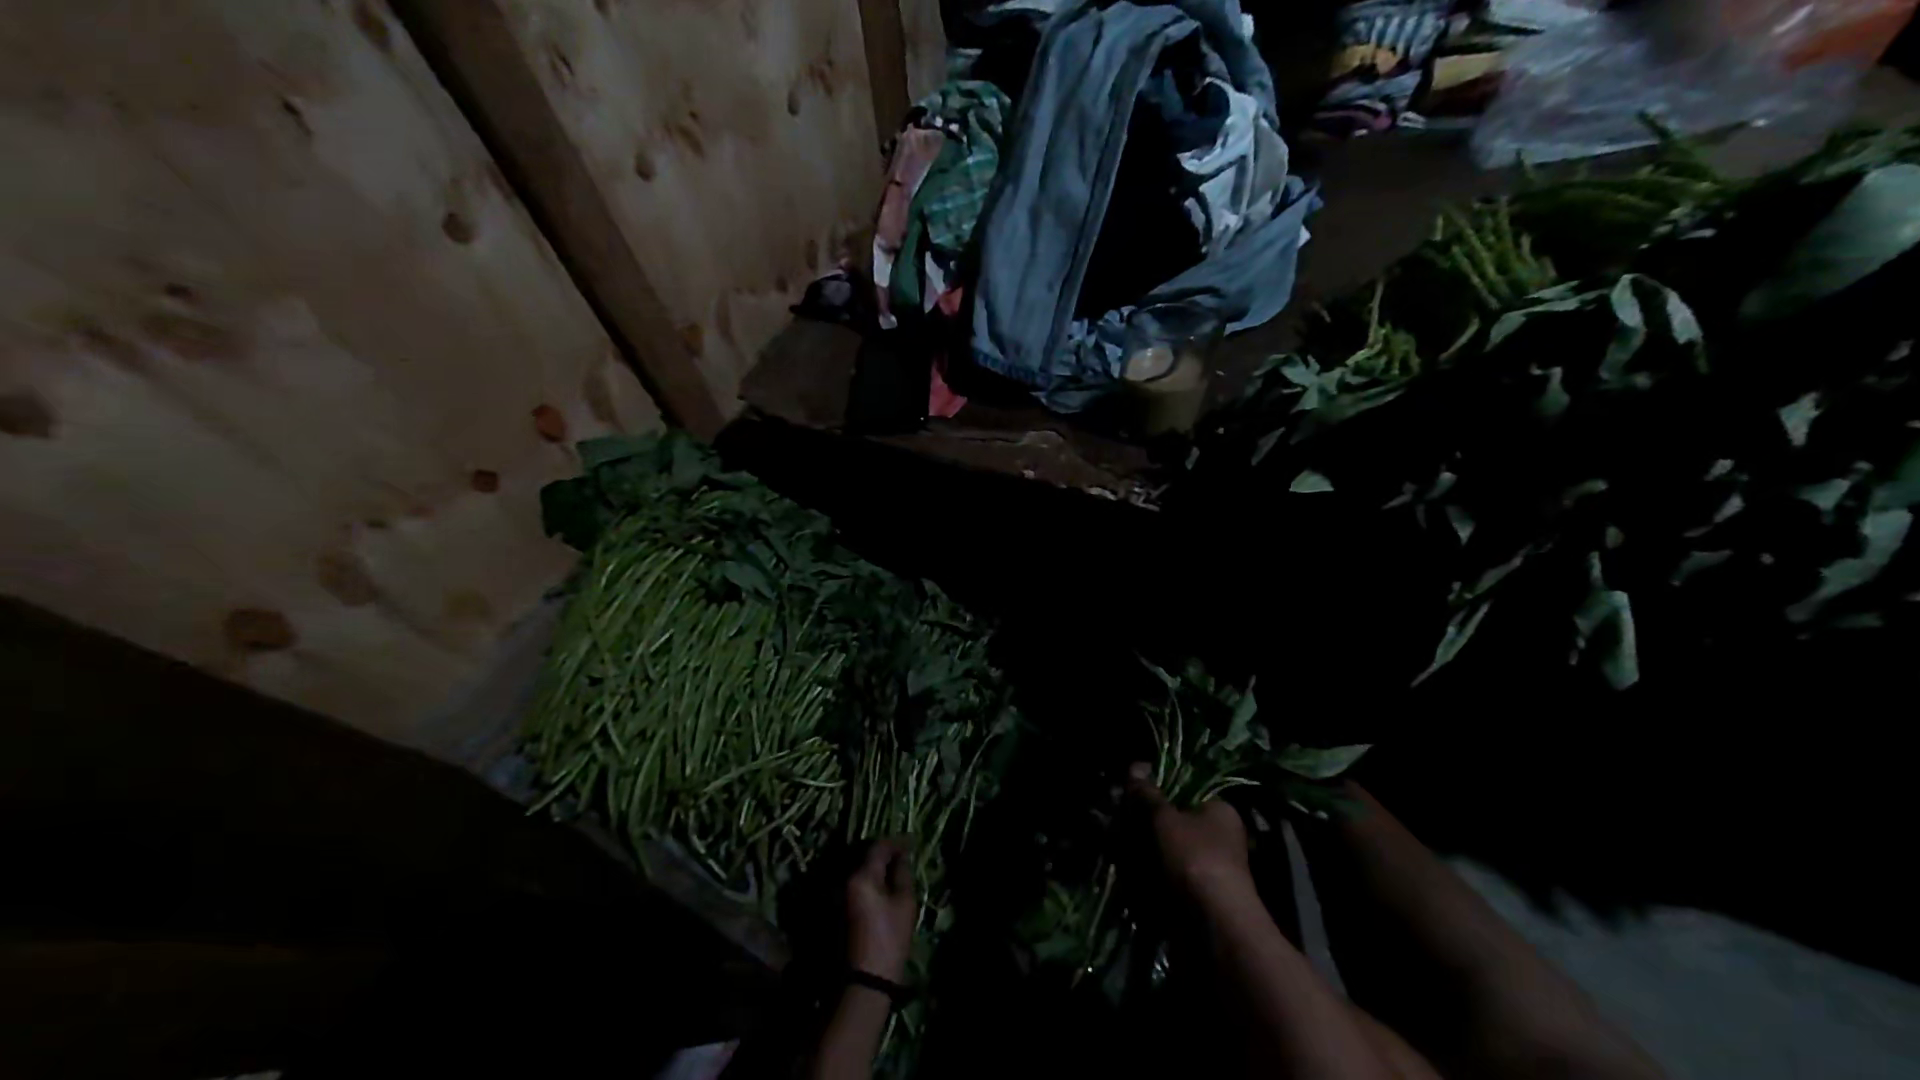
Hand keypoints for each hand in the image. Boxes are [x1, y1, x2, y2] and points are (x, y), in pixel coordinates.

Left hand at [846, 837, 916, 982]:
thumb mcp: (904, 903)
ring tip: (893, 871)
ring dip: (874, 867)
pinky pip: (853, 884)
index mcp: (861, 876)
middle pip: (864, 856)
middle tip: (902, 855)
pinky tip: (880, 887)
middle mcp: (844, 880)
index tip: (911, 844)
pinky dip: (867, 880)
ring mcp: (837, 894)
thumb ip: (903, 873)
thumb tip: (902, 856)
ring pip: (858, 870)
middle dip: (883, 853)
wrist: (865, 978)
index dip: (896, 843)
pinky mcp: (835, 908)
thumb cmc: (889, 939)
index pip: (878, 847)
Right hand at [1125, 762, 1254, 904]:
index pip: (1183, 790)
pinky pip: (1160, 873)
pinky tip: (1121, 866)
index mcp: (1218, 811)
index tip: (1128, 793)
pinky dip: (1142, 870)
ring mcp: (1202, 867)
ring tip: (1111, 842)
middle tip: (1114, 818)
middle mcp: (1215, 837)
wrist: (1211, 926)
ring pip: (1161, 848)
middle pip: (1169, 820)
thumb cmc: (1195, 858)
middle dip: (1140, 819)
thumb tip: (1135, 765)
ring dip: (1138, 846)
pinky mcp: (1190, 893)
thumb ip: (1147, 794)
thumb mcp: (1165, 818)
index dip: (1154, 789)